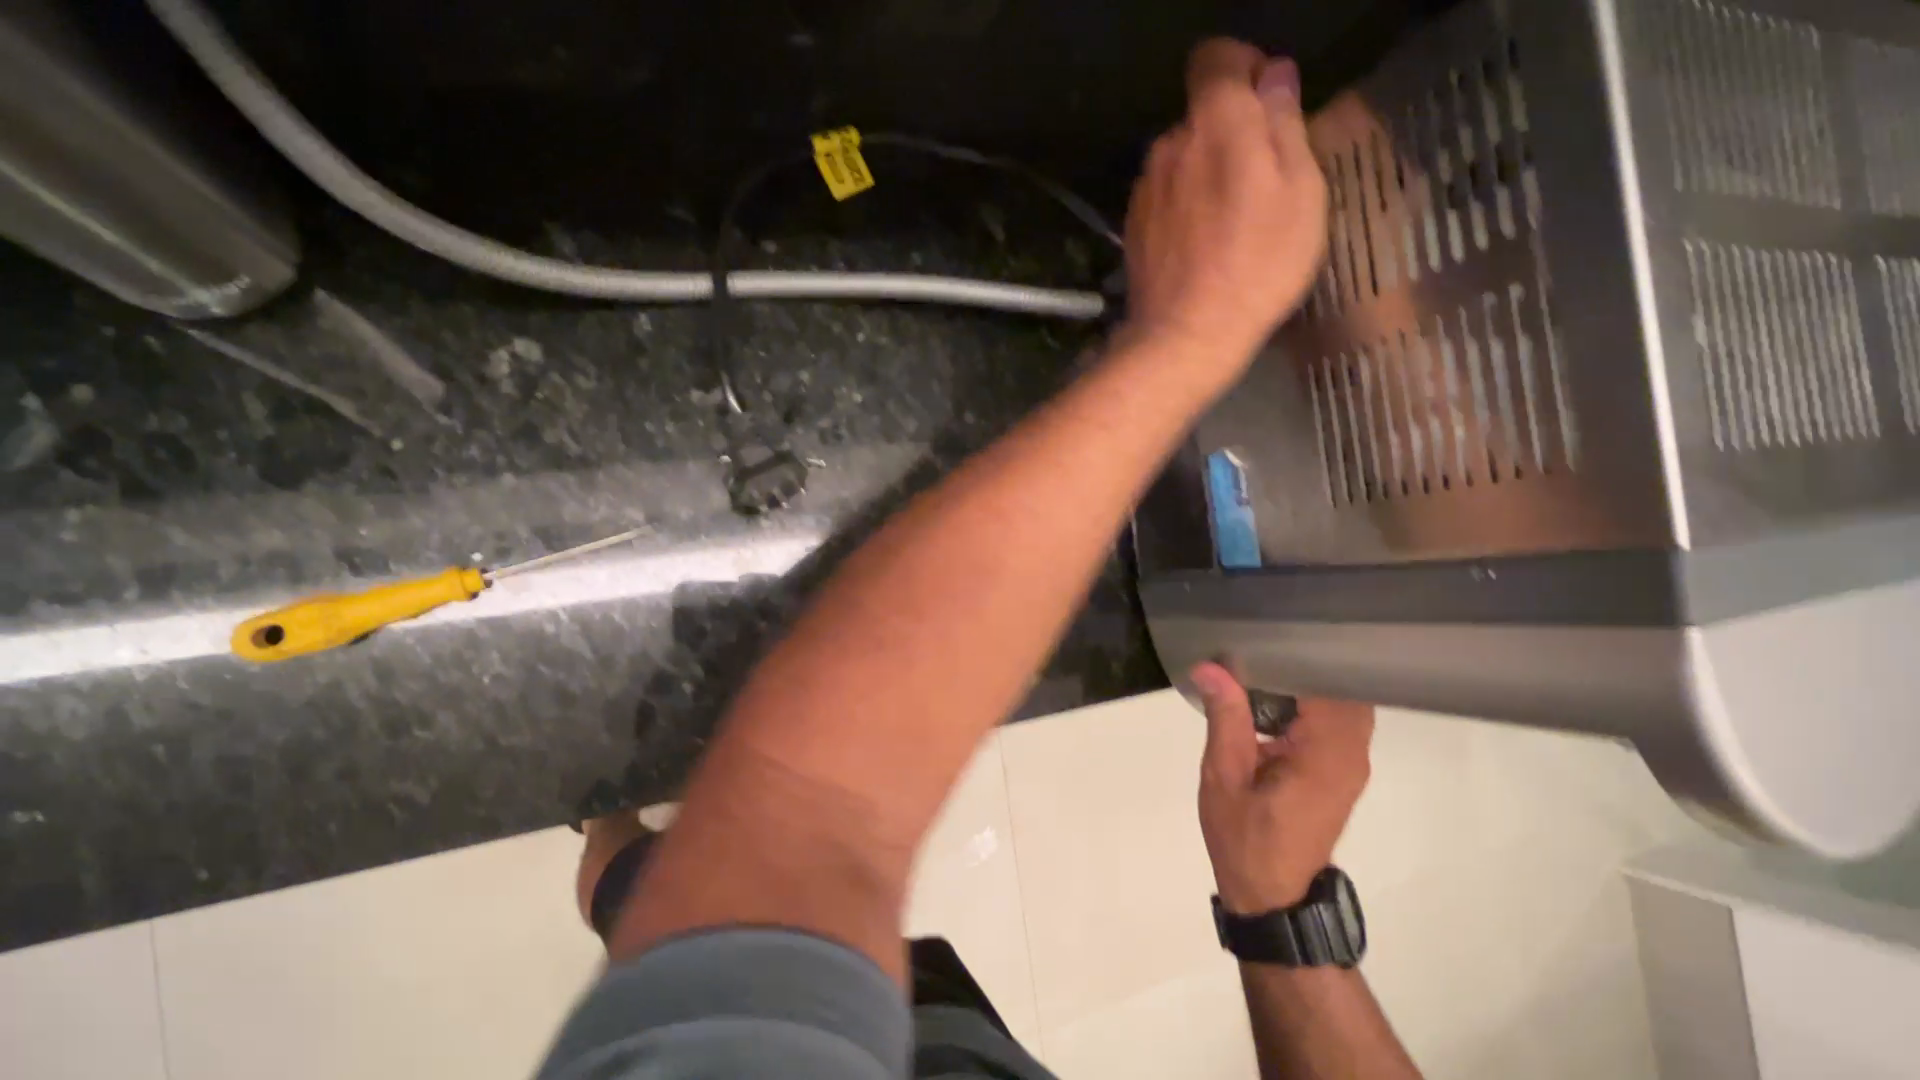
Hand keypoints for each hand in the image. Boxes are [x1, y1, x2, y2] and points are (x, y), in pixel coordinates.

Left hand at [1124, 39, 1328, 367]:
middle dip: (1232, 130)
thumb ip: (1283, 123)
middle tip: (1266, 178)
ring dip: (1207, 171)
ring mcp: (1145, 186)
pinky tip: (1205, 243)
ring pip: (1183, 157)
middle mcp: (1170, 143)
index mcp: (1215, 122)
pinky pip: (1166, 194)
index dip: (1244, 68)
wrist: (1186, 334)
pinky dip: (1186, 204)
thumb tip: (1274, 75)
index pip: (1216, 58)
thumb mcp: (1300, 189)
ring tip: (1235, 220)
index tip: (1268, 100)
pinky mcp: (1133, 223)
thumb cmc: (1259, 263)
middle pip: (1201, 114)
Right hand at [1193, 662, 1372, 912]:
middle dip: (1304, 666)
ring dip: (1308, 686)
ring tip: (1262, 667)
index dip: (1299, 656)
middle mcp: (1351, 754)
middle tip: (1260, 647)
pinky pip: (1337, 723)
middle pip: (1342, 688)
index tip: (1264, 637)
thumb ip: (1226, 718)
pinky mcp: (1342, 772)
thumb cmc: (1245, 839)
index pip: (1328, 683)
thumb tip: (1211, 667)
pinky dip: (1312, 706)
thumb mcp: (1224, 776)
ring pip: (1343, 704)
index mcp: (1326, 753)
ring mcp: (1352, 764)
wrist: (1271, 896)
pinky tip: (1273, 699)